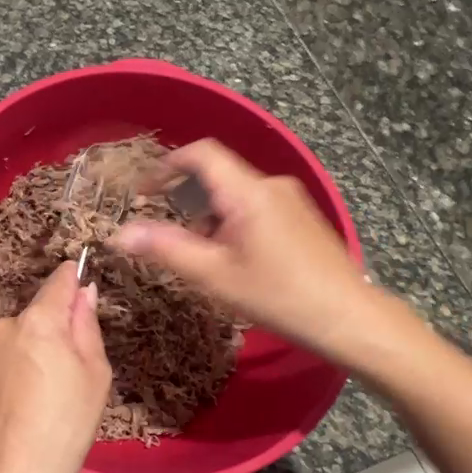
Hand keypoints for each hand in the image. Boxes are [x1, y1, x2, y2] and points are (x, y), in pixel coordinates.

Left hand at [0, 262, 110, 472]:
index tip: (83, 281)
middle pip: (36, 314)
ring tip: (38, 393)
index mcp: (38, 321)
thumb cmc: (64, 428)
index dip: (73, 279)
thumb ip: (87, 326)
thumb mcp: (95, 376)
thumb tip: (84, 292)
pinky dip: (7, 369)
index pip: (59, 280)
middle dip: (52, 330)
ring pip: (14, 336)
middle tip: (67, 371)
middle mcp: (3, 324)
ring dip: (27, 350)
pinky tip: (15, 401)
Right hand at [113, 139, 386, 358]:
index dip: (166, 165)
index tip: (144, 192)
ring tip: (201, 255)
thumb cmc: (279, 296)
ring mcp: (291, 199)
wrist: (350, 318)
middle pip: (217, 174)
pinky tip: (233, 259)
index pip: (201, 154)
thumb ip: (166, 249)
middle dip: (185, 199)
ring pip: (235, 193)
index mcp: (248, 192)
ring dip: (209, 215)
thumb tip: (120, 234)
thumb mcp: (213, 276)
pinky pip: (255, 205)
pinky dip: (232, 222)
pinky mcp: (302, 216)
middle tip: (168, 233)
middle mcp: (271, 185)